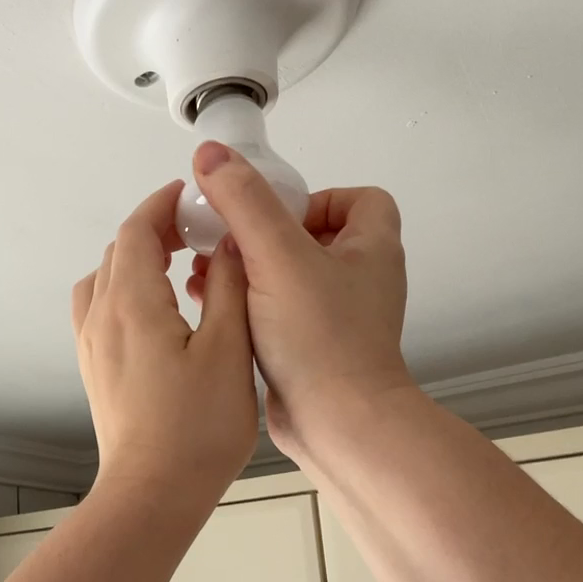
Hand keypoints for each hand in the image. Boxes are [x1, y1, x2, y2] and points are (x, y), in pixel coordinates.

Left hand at [73, 180, 258, 501]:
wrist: (152, 491)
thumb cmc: (195, 429)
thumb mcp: (228, 349)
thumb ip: (227, 288)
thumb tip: (228, 246)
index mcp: (132, 303)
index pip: (137, 231)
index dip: (162, 205)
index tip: (190, 195)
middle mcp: (102, 318)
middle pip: (117, 252)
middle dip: (153, 230)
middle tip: (194, 230)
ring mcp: (93, 347)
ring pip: (104, 281)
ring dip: (134, 261)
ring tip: (174, 267)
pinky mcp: (95, 372)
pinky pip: (99, 311)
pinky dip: (123, 292)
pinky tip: (155, 313)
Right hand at [184, 141, 414, 463]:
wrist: (336, 423)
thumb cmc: (324, 344)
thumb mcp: (278, 256)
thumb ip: (244, 202)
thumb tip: (213, 158)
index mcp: (371, 250)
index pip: (357, 199)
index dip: (315, 196)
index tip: (272, 209)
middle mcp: (360, 282)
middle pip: (315, 237)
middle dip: (266, 235)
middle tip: (231, 240)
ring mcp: (338, 319)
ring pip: (292, 278)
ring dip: (251, 272)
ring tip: (211, 274)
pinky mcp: (314, 350)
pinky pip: (280, 315)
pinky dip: (250, 307)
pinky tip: (219, 312)